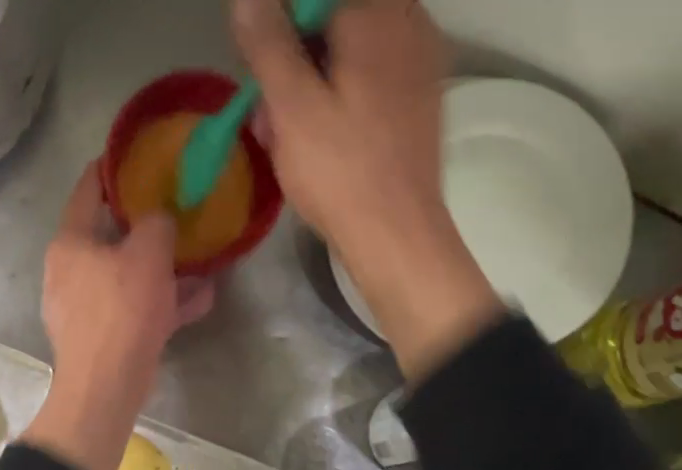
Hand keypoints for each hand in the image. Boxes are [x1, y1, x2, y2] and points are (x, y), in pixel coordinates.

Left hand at [22, 164, 214, 469]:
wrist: (105, 385)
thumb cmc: (121, 310)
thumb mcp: (148, 253)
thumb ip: (156, 224)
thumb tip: (159, 220)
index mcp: (70, 242)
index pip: (87, 190)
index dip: (111, 169)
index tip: (135, 156)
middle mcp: (69, 271)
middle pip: (111, 237)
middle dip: (148, 229)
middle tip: (178, 212)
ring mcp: (84, 308)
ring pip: (127, 277)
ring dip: (163, 270)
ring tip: (201, 260)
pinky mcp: (101, 338)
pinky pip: (135, 310)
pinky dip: (162, 303)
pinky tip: (200, 298)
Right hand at [234, 0, 500, 383]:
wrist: (396, 233)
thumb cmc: (340, 171)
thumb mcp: (291, 108)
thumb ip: (268, 44)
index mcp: (378, 15)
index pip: (315, 0)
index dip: (281, 26)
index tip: (261, 69)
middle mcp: (408, 22)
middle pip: (335, 18)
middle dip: (296, 55)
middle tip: (268, 107)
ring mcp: (420, 59)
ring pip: (350, 48)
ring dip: (312, 77)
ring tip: (285, 129)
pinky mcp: (420, 95)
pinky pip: (370, 74)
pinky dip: (338, 94)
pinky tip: (318, 134)